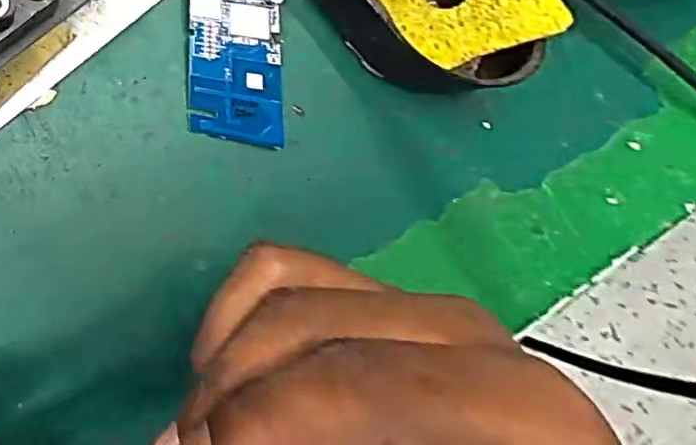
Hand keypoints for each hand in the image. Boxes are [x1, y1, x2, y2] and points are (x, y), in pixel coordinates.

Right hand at [158, 243, 619, 444]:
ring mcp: (418, 300)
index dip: (263, 416)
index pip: (352, 382)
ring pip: (285, 278)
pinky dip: (242, 304)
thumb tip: (186, 444)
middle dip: (232, 382)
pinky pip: (293, 268)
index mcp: (509, 400)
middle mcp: (461, 328)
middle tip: (187, 437)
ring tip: (200, 408)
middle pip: (306, 323)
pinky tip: (220, 356)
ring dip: (227, 342)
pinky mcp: (388, 296)